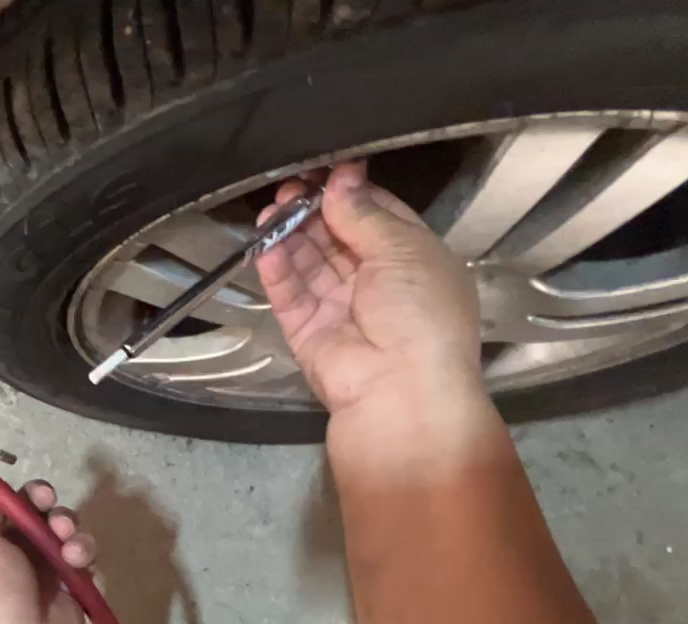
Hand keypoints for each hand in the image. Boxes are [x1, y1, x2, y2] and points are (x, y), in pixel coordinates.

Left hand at [0, 480, 96, 623]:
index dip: (16, 494)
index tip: (32, 493)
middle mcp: (8, 556)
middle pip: (34, 514)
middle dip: (46, 505)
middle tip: (51, 507)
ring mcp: (42, 572)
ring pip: (62, 531)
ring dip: (67, 526)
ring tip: (65, 540)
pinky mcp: (71, 587)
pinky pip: (82, 555)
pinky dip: (82, 551)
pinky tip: (76, 561)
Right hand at [255, 162, 483, 414]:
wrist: (398, 388)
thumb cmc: (421, 316)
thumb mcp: (404, 249)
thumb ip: (365, 214)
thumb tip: (341, 183)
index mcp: (413, 261)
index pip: (377, 216)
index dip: (352, 193)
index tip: (330, 170)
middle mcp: (375, 283)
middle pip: (337, 238)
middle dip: (315, 211)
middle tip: (293, 187)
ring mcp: (338, 308)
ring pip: (309, 264)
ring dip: (290, 236)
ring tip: (273, 210)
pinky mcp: (306, 331)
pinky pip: (289, 294)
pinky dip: (277, 269)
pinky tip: (266, 244)